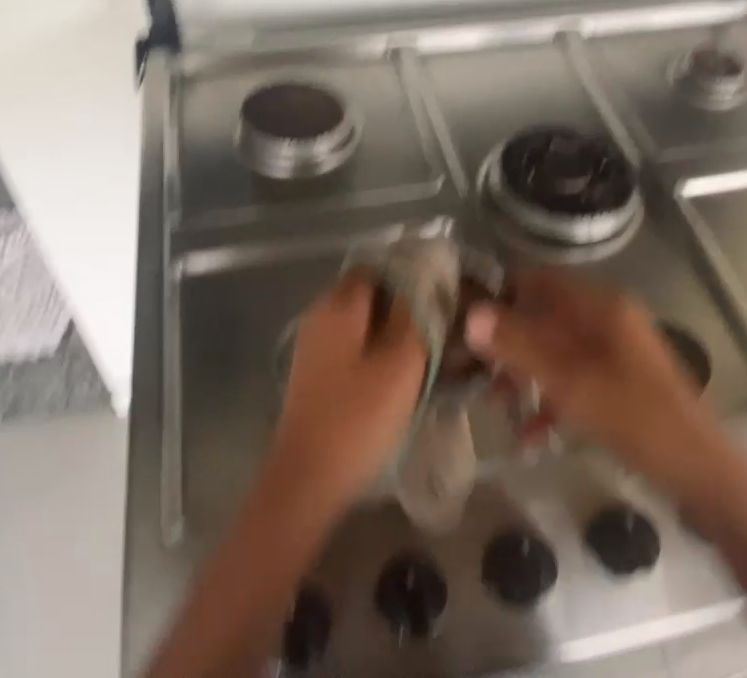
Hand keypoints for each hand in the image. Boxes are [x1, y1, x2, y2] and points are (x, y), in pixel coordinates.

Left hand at [271, 271, 426, 506]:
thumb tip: (425, 280)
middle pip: (367, 294)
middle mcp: (319, 316)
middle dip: (401, 306)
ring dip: (389, 332)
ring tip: (423, 356)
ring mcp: (312, 346)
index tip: (439, 299)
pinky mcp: (312, 373)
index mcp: (338, 305)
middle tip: (437, 330)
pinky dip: (372, 353)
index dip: (408, 277)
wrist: (308, 478)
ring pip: (359, 323)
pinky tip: (395, 378)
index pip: (377, 268)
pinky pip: (348, 347)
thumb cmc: (359, 416)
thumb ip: (415, 315)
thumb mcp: (401, 363)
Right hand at [465, 268, 722, 494]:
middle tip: (472, 371)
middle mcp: (607, 317)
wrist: (696, 466)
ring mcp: (616, 350)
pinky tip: (529, 436)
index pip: (536, 280)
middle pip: (542, 317)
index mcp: (599, 304)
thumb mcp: (567, 380)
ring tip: (495, 405)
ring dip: (524, 374)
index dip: (497, 298)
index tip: (462, 324)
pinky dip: (551, 399)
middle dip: (506, 344)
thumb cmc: (631, 415)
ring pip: (555, 350)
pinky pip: (575, 378)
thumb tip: (471, 314)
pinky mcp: (620, 381)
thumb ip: (518, 345)